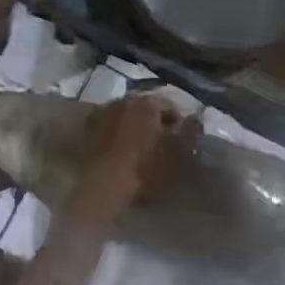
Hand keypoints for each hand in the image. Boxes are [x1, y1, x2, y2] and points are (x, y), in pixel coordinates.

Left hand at [69, 95, 194, 223]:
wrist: (105, 185)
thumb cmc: (145, 168)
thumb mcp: (177, 152)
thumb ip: (191, 130)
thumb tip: (195, 117)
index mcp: (147, 102)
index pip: (170, 106)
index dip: (179, 123)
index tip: (182, 140)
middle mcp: (124, 100)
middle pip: (146, 108)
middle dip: (155, 122)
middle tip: (161, 143)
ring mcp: (103, 111)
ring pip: (126, 115)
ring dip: (134, 125)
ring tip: (139, 147)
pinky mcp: (88, 127)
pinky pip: (109, 124)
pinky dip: (116, 132)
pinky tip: (119, 148)